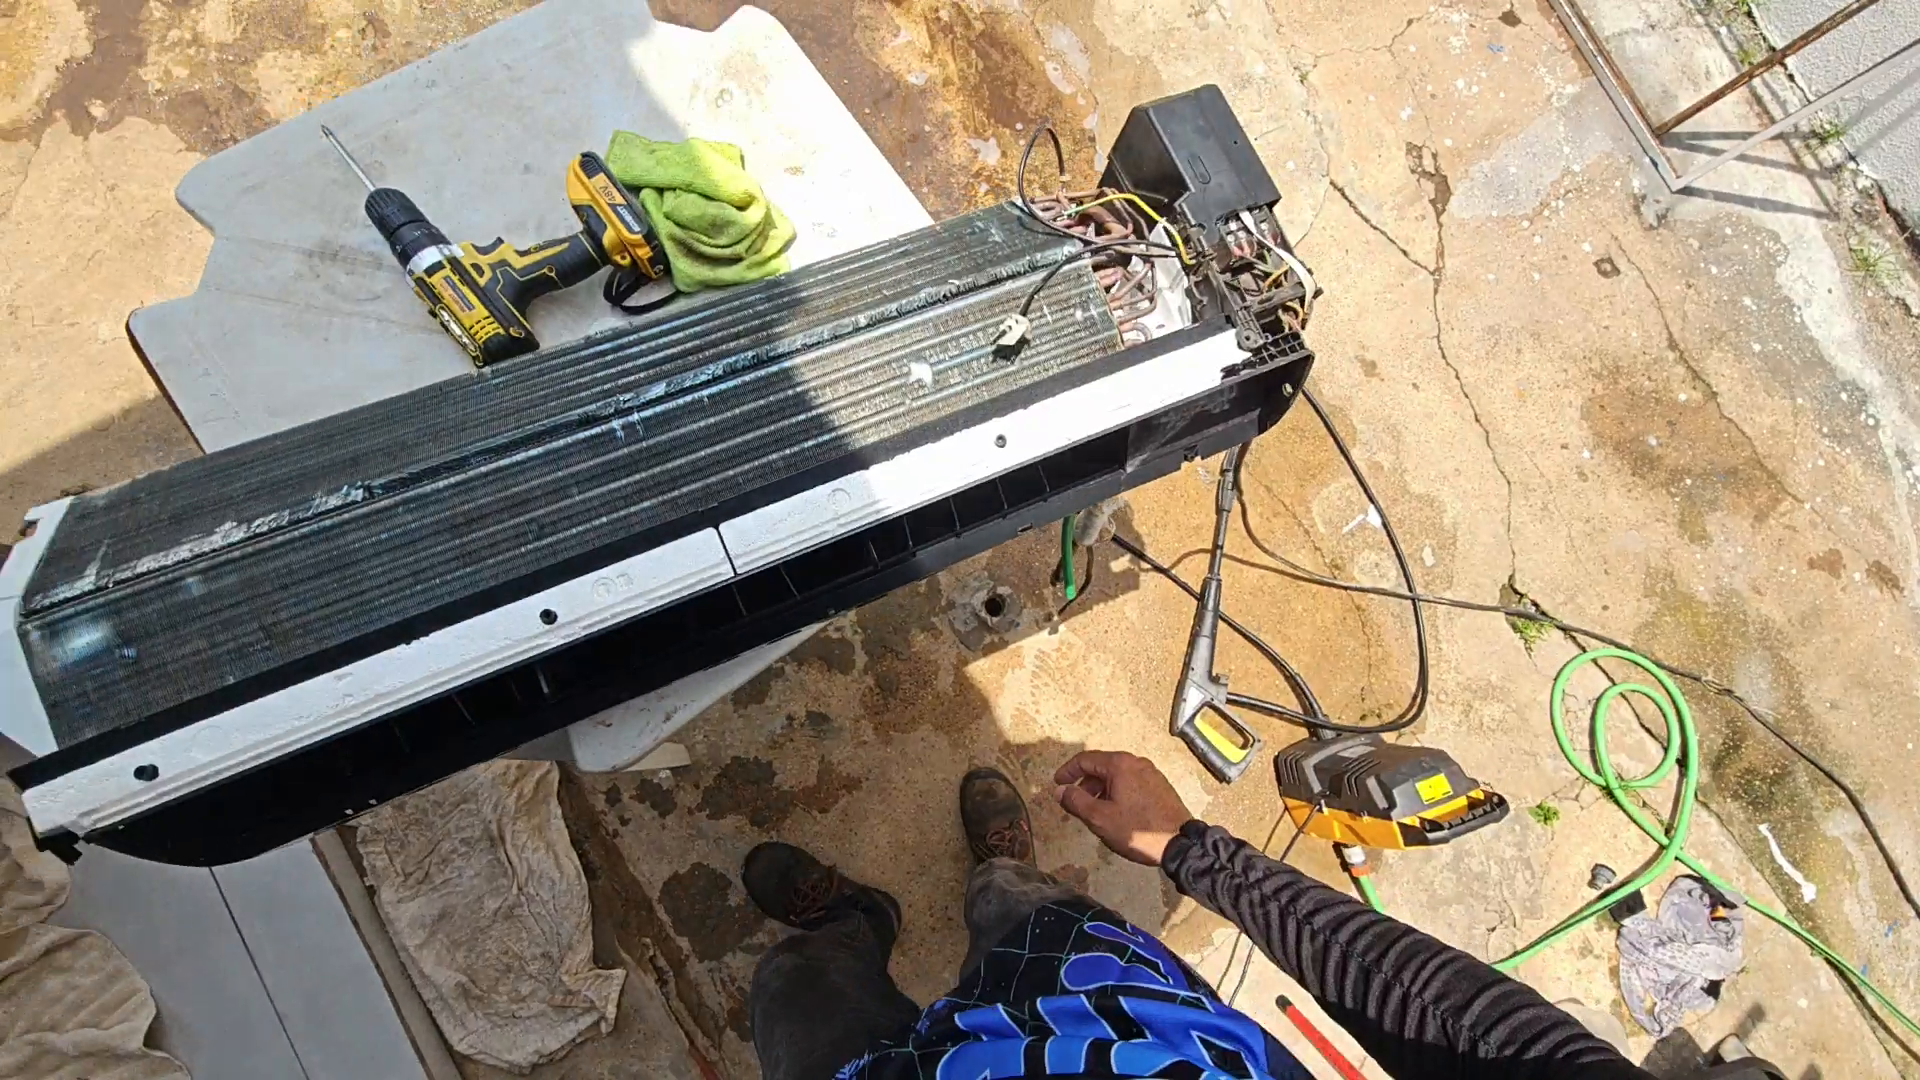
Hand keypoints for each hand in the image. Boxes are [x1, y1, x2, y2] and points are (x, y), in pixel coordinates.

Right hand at [1054, 751, 1192, 865]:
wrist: (1181, 845)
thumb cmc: (1137, 829)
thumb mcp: (1100, 818)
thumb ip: (1076, 801)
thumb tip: (1060, 791)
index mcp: (1120, 764)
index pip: (1085, 760)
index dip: (1067, 771)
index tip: (1057, 785)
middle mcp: (1136, 762)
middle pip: (1102, 766)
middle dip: (1085, 783)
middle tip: (1074, 801)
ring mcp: (1151, 773)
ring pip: (1117, 776)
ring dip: (1100, 789)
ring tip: (1094, 811)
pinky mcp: (1160, 786)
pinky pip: (1131, 783)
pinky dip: (1117, 792)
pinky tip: (1116, 812)